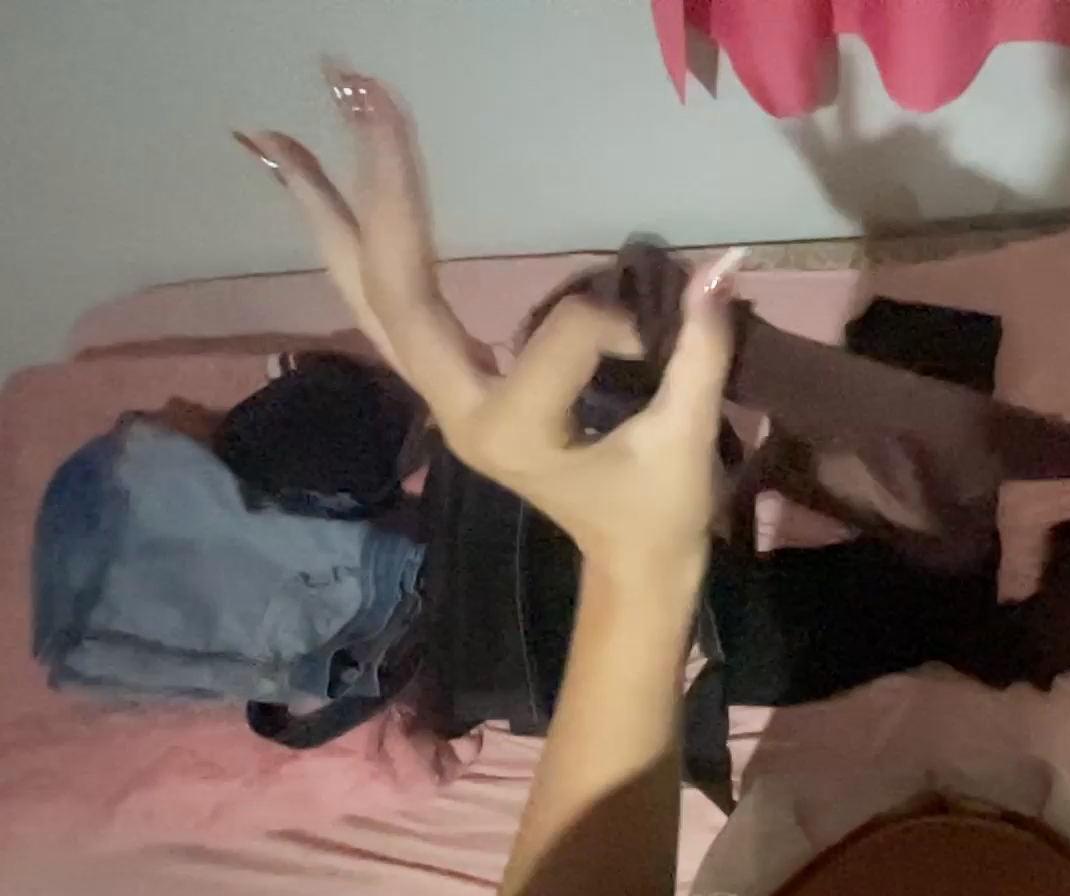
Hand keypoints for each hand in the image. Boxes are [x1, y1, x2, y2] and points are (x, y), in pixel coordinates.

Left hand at [234, 64, 738, 586]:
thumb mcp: (686, 438)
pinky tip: (341, 216)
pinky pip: (399, 322)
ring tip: (274, 141)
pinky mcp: (459, 396)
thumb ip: (703, 354)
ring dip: (330, 222)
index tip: (665, 351)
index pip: (567, 331)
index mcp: (513, 429)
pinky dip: (365, 264)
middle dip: (385, 191)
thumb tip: (726, 267)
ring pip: (375, 305)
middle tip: (353, 87)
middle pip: (402, 292)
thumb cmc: (661, 514)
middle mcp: (458, 411)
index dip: (629, 326)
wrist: (633, 564)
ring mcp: (447, 404)